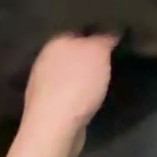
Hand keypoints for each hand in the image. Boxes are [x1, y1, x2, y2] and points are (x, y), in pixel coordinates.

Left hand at [20, 34, 118, 156]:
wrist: (54, 127)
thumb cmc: (76, 84)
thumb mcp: (98, 53)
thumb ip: (104, 38)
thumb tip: (111, 29)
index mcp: (55, 42)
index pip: (78, 30)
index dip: (96, 32)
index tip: (114, 38)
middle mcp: (44, 60)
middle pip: (72, 52)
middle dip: (89, 56)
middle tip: (112, 58)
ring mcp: (43, 84)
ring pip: (68, 73)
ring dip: (82, 76)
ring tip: (103, 79)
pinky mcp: (47, 106)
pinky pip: (67, 92)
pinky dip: (78, 93)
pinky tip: (89, 98)